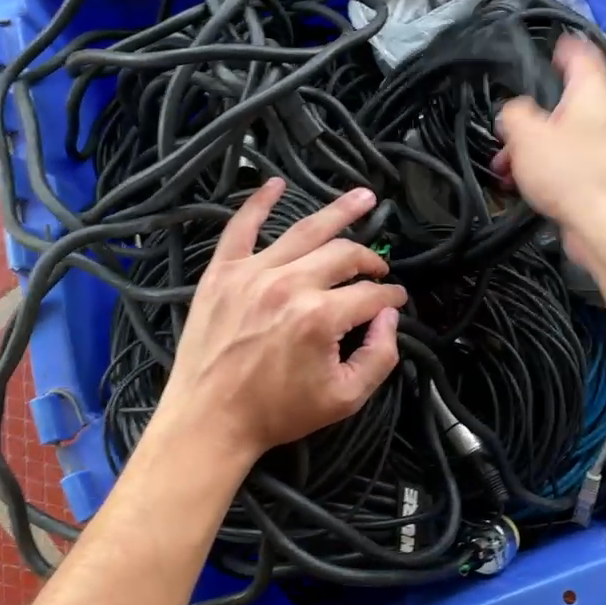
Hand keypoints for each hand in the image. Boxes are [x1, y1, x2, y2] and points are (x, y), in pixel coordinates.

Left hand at [156, 179, 407, 462]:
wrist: (209, 420)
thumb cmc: (278, 412)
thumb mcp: (345, 398)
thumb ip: (380, 355)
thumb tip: (389, 316)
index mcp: (321, 316)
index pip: (370, 294)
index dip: (390, 296)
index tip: (396, 300)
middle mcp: (289, 284)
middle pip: (343, 255)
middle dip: (370, 259)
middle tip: (379, 266)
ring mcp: (252, 274)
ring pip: (304, 231)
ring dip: (338, 212)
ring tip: (362, 197)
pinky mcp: (221, 273)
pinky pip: (241, 228)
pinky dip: (258, 203)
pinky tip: (275, 184)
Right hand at [496, 35, 605, 266]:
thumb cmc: (576, 178)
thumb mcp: (527, 136)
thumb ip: (513, 115)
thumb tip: (512, 113)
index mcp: (592, 91)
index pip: (579, 53)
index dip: (559, 48)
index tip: (549, 49)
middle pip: (563, 103)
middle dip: (529, 118)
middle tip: (508, 130)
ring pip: (562, 136)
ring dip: (532, 148)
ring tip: (506, 167)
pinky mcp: (603, 175)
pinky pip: (569, 163)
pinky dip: (546, 168)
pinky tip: (524, 185)